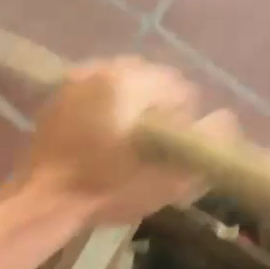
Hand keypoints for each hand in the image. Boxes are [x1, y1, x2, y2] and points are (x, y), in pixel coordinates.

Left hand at [17, 56, 238, 221]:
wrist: (45, 198)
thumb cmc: (109, 187)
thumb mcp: (171, 174)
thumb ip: (209, 140)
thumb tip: (224, 118)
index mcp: (129, 81)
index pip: (180, 88)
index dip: (186, 118)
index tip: (178, 147)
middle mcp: (100, 69)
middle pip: (148, 80)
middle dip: (158, 106)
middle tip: (155, 144)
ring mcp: (73, 81)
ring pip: (120, 84)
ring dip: (131, 105)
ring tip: (129, 141)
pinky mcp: (55, 97)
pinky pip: (93, 93)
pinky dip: (104, 107)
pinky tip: (103, 137)